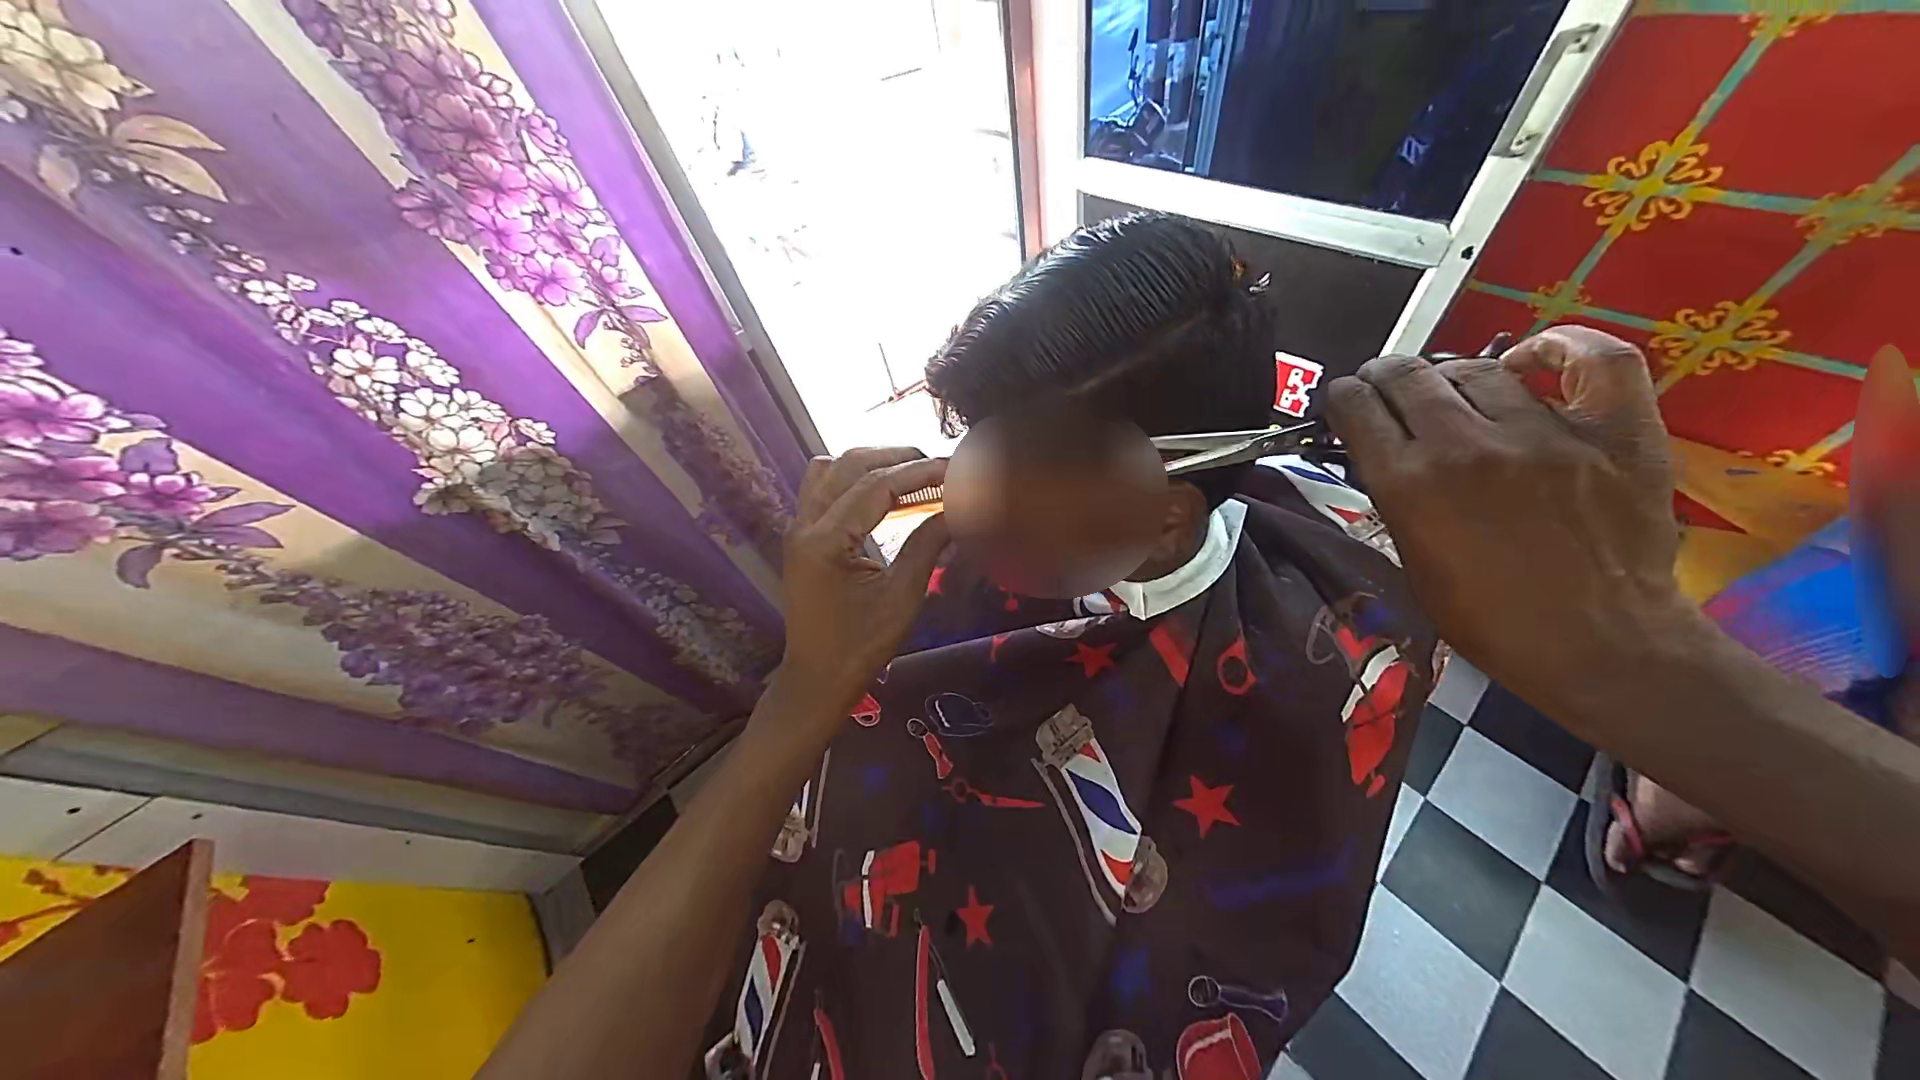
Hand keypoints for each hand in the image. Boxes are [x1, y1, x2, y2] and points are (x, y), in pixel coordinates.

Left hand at [773, 447, 950, 717]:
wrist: (817, 679)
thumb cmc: (861, 645)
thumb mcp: (902, 597)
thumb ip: (927, 545)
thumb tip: (957, 509)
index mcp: (825, 541)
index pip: (876, 486)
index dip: (919, 472)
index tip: (953, 467)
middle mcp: (804, 525)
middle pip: (849, 465)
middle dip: (895, 459)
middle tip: (936, 465)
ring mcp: (798, 529)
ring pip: (830, 470)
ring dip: (871, 464)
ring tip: (911, 473)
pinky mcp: (802, 537)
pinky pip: (824, 489)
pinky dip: (855, 480)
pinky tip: (884, 494)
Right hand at [1325, 326, 1696, 713]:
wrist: (1593, 643)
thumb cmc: (1483, 615)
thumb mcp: (1409, 556)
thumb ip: (1396, 497)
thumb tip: (1389, 453)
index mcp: (1406, 483)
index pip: (1357, 407)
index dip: (1345, 397)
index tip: (1347, 400)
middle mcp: (1464, 446)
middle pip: (1408, 376)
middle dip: (1385, 375)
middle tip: (1387, 384)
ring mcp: (1544, 434)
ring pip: (1479, 368)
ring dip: (1450, 374)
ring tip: (1449, 386)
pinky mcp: (1615, 432)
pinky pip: (1595, 359)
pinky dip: (1559, 346)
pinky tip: (1530, 357)